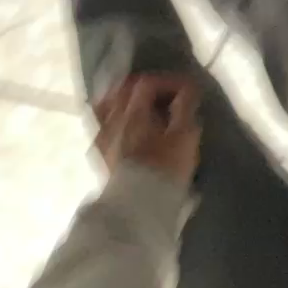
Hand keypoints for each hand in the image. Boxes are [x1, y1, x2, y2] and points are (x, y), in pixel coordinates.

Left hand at [93, 73, 201, 188]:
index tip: (186, 89)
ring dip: (122, 99)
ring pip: (106, 105)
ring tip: (138, 105)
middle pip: (122, 89)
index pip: (147, 83)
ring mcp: (104, 135)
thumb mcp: (184, 136)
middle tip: (161, 91)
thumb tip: (186, 89)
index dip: (168, 81)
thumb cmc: (165, 169)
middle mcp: (114, 118)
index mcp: (135, 111)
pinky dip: (112, 120)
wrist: (137, 206)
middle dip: (143, 85)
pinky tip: (121, 127)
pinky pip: (102, 127)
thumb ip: (184, 108)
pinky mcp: (100, 154)